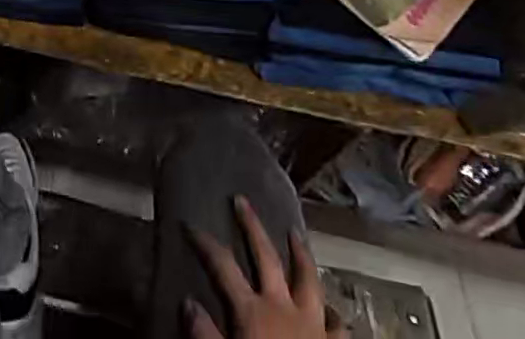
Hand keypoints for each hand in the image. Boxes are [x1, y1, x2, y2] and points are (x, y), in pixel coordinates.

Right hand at [185, 197, 348, 338]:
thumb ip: (205, 336)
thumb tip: (188, 301)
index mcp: (253, 312)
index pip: (223, 267)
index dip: (205, 243)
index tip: (190, 224)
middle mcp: (283, 306)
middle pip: (266, 256)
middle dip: (252, 226)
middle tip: (241, 200)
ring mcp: (313, 323)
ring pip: (307, 276)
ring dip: (300, 253)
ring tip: (294, 232)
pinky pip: (336, 323)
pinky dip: (332, 312)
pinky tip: (331, 308)